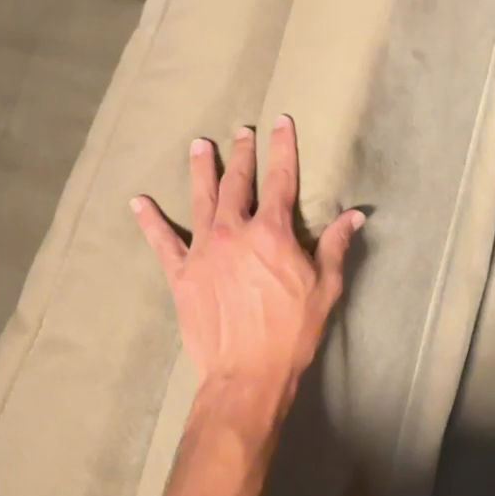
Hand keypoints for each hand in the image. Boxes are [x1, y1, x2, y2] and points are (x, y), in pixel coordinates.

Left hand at [133, 115, 363, 394]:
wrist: (247, 373)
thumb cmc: (293, 331)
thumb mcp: (325, 287)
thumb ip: (335, 245)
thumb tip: (355, 214)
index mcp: (273, 233)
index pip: (281, 179)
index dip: (282, 148)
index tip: (281, 122)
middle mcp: (235, 232)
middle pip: (239, 182)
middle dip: (242, 154)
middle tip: (242, 132)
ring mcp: (204, 251)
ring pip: (201, 200)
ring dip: (200, 170)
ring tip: (199, 146)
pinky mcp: (182, 274)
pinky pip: (162, 241)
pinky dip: (150, 221)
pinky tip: (139, 202)